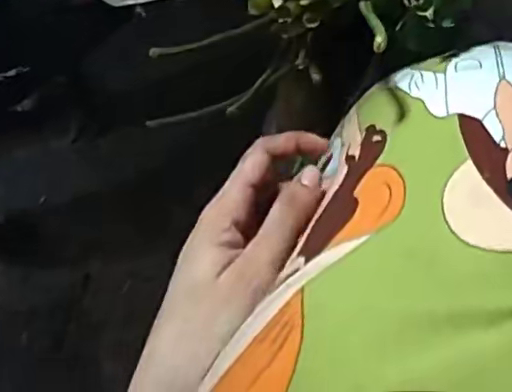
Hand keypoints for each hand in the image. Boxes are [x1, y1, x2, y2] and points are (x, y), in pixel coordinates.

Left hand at [130, 132, 328, 391]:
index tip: (331, 151)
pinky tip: (312, 249)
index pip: (259, 156)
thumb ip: (284, 221)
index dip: (294, 144)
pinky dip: (290, 237)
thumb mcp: (253, 273)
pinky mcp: (231, 274)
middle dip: (303, 179)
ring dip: (299, 210)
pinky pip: (265, 241)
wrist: (169, 390)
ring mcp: (226, 249)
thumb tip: (315, 171)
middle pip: (267, 182)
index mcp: (222, 211)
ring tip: (334, 219)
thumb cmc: (209, 328)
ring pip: (269, 213)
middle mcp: (223, 222)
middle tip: (342, 191)